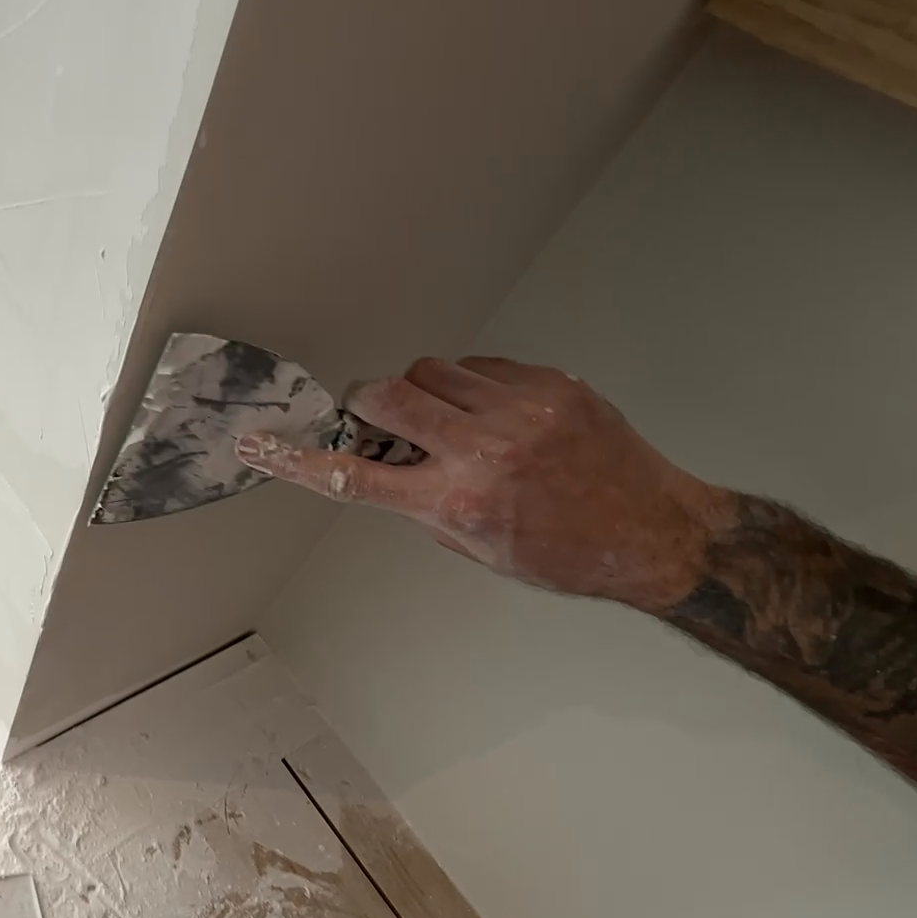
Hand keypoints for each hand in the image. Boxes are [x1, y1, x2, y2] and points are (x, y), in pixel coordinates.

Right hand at [236, 356, 731, 612]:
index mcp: (456, 502)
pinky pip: (478, 365)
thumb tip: (387, 459)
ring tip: (447, 419)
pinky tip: (489, 411)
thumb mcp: (470, 543)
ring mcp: (521, 411)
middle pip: (386, 395)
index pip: (353, 477)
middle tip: (378, 419)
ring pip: (428, 371)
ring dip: (419, 392)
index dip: (296, 462)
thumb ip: (418, 499)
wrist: (657, 533)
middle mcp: (483, 451)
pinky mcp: (551, 385)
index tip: (259, 448)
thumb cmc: (562, 552)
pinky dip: (467, 384)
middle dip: (367, 403)